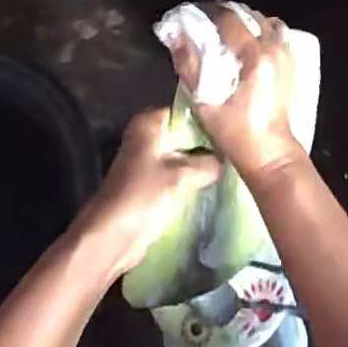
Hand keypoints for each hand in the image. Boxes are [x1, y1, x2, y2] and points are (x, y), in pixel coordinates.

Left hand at [75, 107, 221, 276]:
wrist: (112, 237)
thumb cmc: (144, 196)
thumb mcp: (183, 176)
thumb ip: (209, 162)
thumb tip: (227, 157)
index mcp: (149, 121)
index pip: (186, 109)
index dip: (209, 118)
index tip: (231, 127)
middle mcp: (146, 133)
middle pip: (185, 131)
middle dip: (207, 141)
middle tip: (235, 147)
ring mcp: (146, 157)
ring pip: (182, 152)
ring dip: (201, 161)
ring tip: (230, 163)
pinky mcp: (148, 180)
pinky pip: (176, 170)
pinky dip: (191, 176)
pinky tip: (214, 182)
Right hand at [164, 3, 304, 180]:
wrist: (269, 152)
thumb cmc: (236, 132)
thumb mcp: (205, 102)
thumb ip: (189, 65)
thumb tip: (175, 36)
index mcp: (254, 55)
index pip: (228, 19)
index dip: (207, 11)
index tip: (190, 13)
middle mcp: (273, 47)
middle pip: (246, 14)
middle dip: (222, 13)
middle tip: (202, 19)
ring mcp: (285, 52)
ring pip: (261, 19)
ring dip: (241, 18)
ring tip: (221, 27)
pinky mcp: (289, 60)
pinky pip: (274, 30)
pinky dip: (258, 27)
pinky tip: (244, 39)